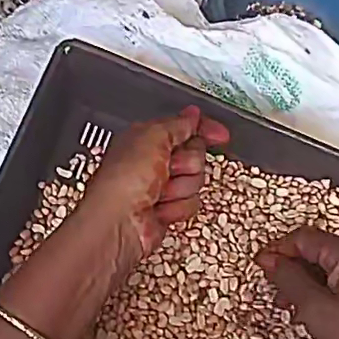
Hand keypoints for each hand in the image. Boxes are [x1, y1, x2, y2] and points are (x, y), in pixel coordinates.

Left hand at [77, 106, 231, 266]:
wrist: (119, 223)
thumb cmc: (124, 180)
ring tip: (160, 192)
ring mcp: (161, 188)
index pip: (183, 129)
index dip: (202, 130)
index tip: (219, 134)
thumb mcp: (153, 137)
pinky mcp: (168, 210)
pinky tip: (160, 209)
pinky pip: (191, 204)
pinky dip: (177, 207)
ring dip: (181, 187)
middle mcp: (153, 163)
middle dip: (187, 163)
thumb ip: (178, 124)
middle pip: (195, 156)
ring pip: (196, 181)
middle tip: (170, 168)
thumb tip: (192, 115)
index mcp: (146, 139)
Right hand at [255, 227, 338, 338]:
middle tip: (271, 287)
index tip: (260, 266)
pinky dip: (315, 290)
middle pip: (315, 249)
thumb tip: (269, 259)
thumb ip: (288, 278)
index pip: (305, 237)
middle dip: (289, 266)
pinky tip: (305, 310)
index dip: (278, 249)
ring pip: (323, 266)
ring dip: (300, 280)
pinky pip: (334, 280)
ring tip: (286, 304)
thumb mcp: (314, 307)